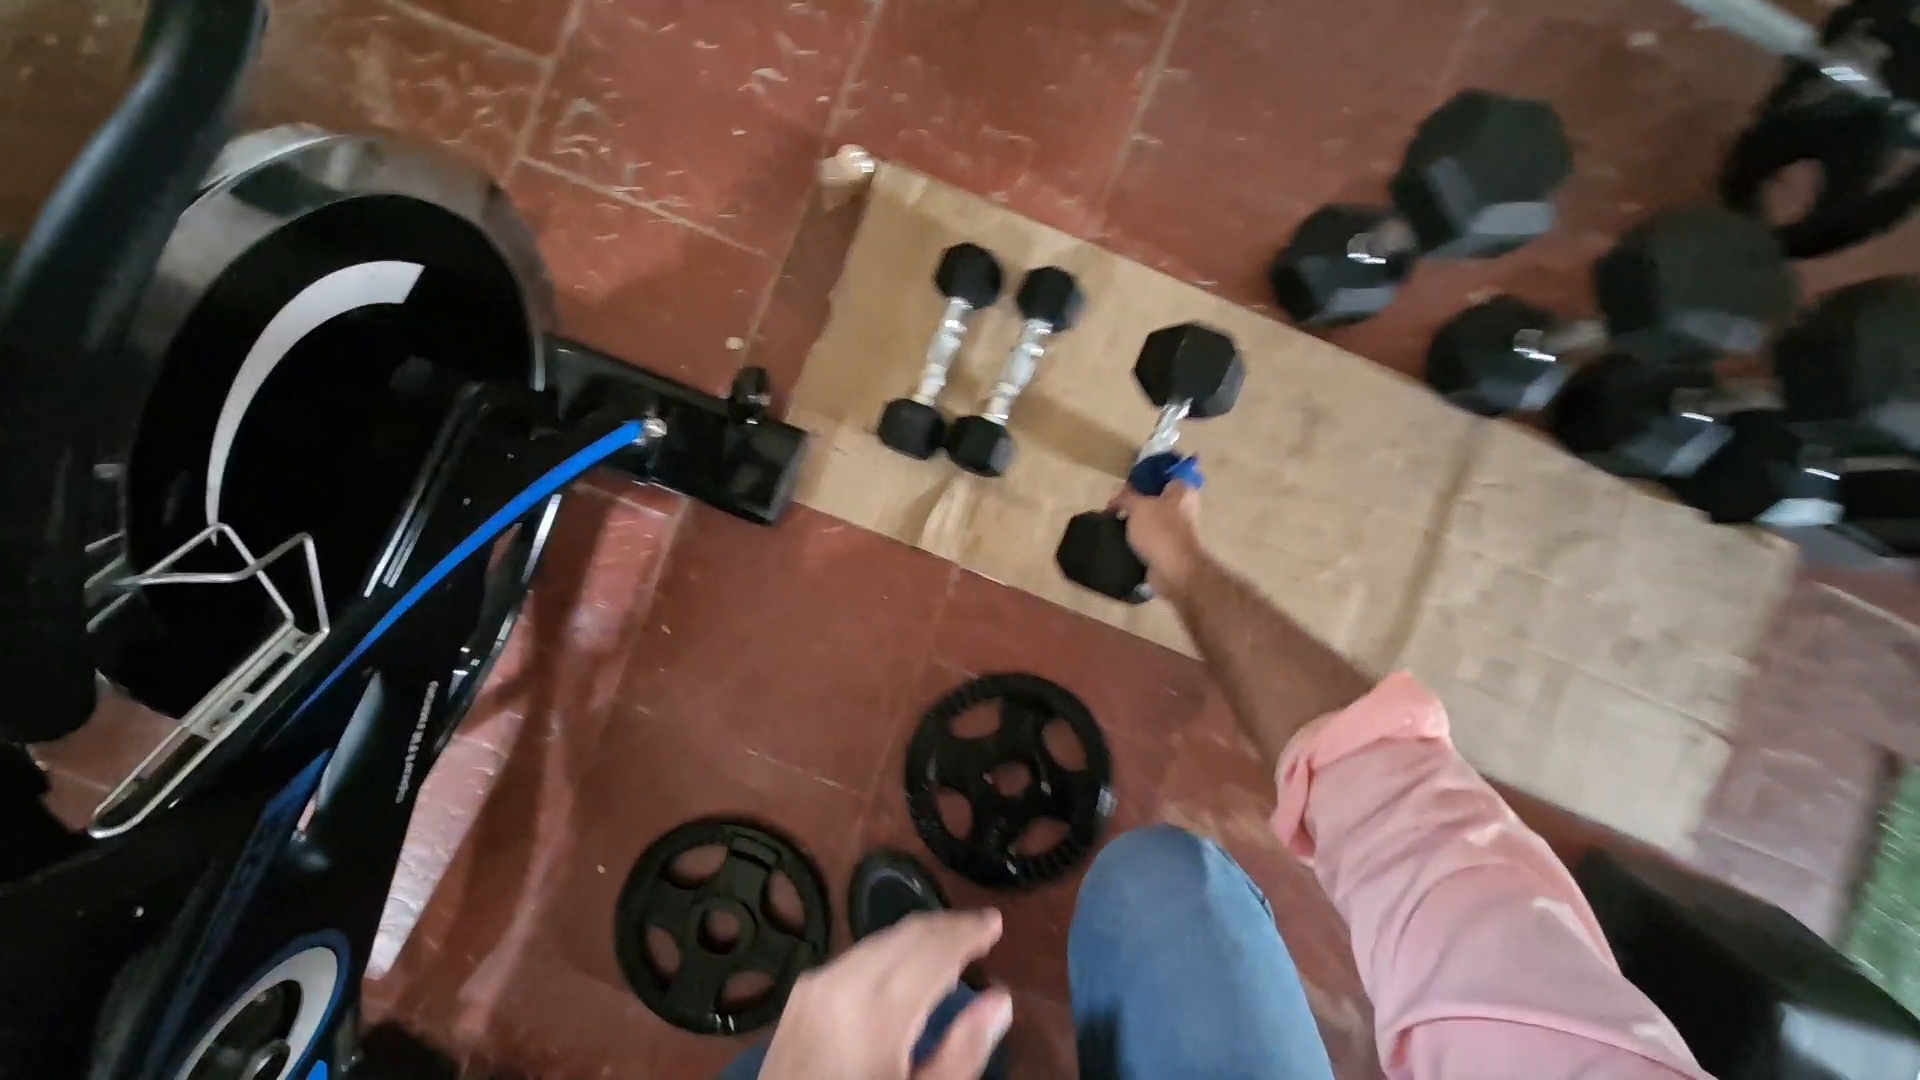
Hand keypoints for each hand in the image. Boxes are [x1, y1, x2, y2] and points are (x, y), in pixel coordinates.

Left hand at [758, 909, 1012, 1079]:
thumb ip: (963, 1053)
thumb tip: (999, 1000)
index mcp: (881, 1009)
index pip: (936, 948)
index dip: (969, 930)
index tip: (996, 921)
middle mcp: (847, 980)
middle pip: (908, 934)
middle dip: (948, 926)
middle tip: (982, 926)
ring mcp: (819, 982)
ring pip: (881, 939)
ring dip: (920, 935)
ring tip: (951, 940)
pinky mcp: (802, 992)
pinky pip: (857, 954)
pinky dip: (890, 948)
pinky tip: (905, 961)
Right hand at [1111, 480, 1204, 600]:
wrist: (1173, 570)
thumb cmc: (1159, 531)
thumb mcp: (1138, 506)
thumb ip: (1127, 497)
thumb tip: (1118, 497)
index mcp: (1181, 491)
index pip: (1161, 475)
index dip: (1142, 478)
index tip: (1123, 486)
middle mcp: (1183, 507)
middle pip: (1153, 498)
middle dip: (1132, 502)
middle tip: (1113, 507)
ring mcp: (1176, 529)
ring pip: (1149, 519)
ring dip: (1132, 522)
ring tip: (1112, 524)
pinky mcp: (1167, 548)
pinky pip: (1148, 538)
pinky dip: (1135, 539)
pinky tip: (1119, 540)